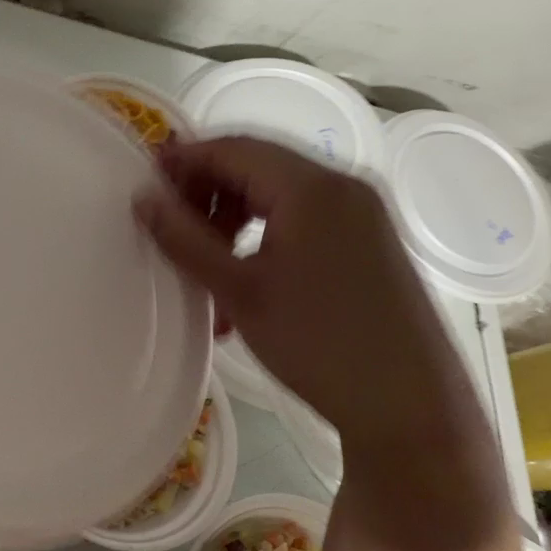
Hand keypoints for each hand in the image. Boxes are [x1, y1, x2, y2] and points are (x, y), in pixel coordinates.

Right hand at [134, 137, 456, 439]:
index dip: (182, 161)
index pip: (233, 147)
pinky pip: (302, 220)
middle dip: (205, 194)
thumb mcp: (238, 291)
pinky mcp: (369, 241)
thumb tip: (143, 200)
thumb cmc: (317, 343)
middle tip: (169, 232)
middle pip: (256, 166)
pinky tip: (243, 284)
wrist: (407, 403)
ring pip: (277, 195)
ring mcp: (362, 213)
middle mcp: (343, 186)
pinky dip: (262, 238)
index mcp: (312, 187)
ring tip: (204, 270)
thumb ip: (184, 239)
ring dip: (231, 221)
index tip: (143, 187)